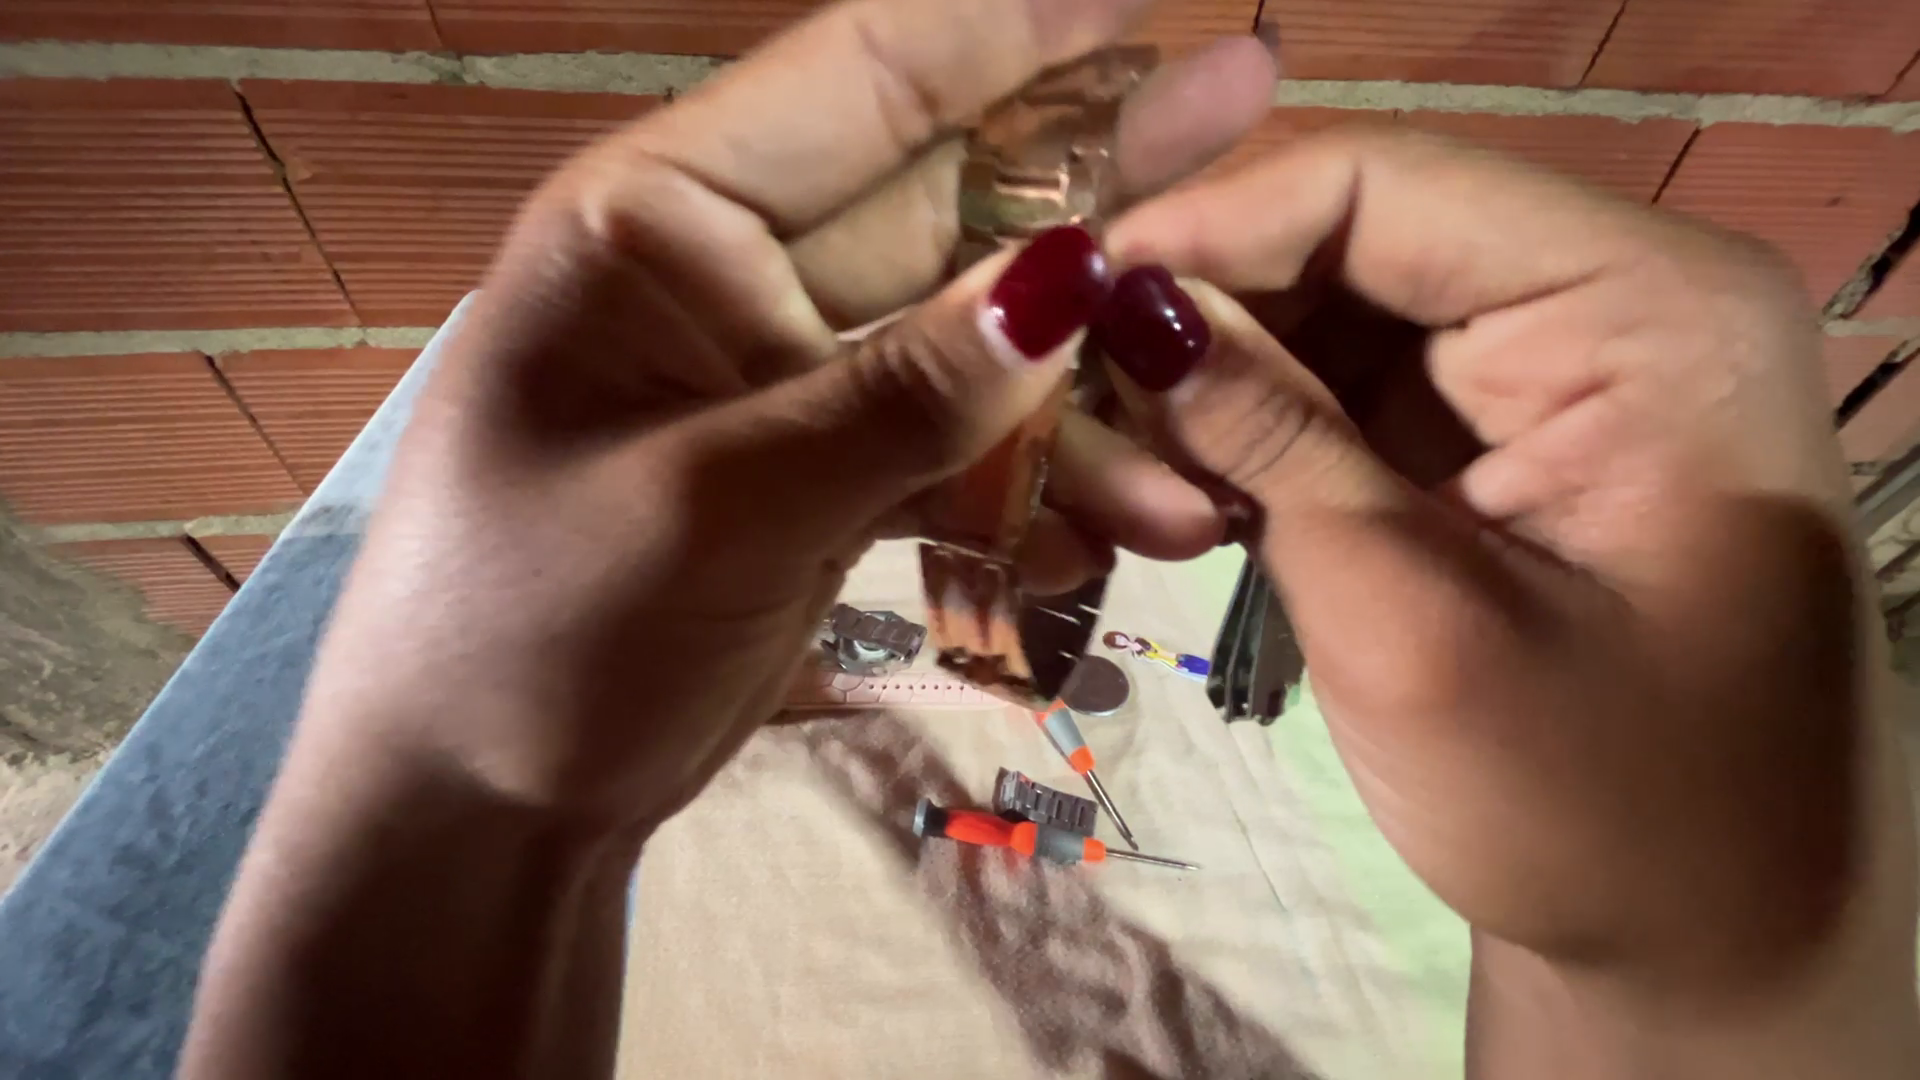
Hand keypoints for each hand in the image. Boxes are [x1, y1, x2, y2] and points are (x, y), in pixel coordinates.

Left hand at [301, 0, 1277, 831]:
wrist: (496, 788)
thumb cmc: (546, 631)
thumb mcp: (723, 502)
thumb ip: (895, 395)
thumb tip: (1066, 287)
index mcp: (665, 229)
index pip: (860, 87)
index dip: (1006, 37)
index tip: (1138, 2)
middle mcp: (738, 286)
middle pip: (944, 217)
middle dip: (1092, 199)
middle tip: (1238, 122)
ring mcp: (792, 390)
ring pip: (968, 361)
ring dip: (1080, 414)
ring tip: (1191, 470)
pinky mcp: (825, 482)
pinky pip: (950, 458)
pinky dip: (1025, 495)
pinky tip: (1105, 535)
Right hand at [1097, 129, 1916, 1062]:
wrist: (1686, 928)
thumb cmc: (1591, 804)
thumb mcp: (1407, 617)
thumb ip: (1269, 442)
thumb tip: (1127, 314)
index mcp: (1637, 311)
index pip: (1380, 183)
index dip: (1209, 221)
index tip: (1074, 295)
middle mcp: (1581, 306)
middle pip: (1328, 243)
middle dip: (1193, 322)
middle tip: (1090, 422)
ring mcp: (1511, 377)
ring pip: (1299, 320)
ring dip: (1200, 393)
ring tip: (1146, 495)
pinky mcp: (1451, 443)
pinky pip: (1307, 393)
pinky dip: (1229, 437)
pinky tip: (1190, 503)